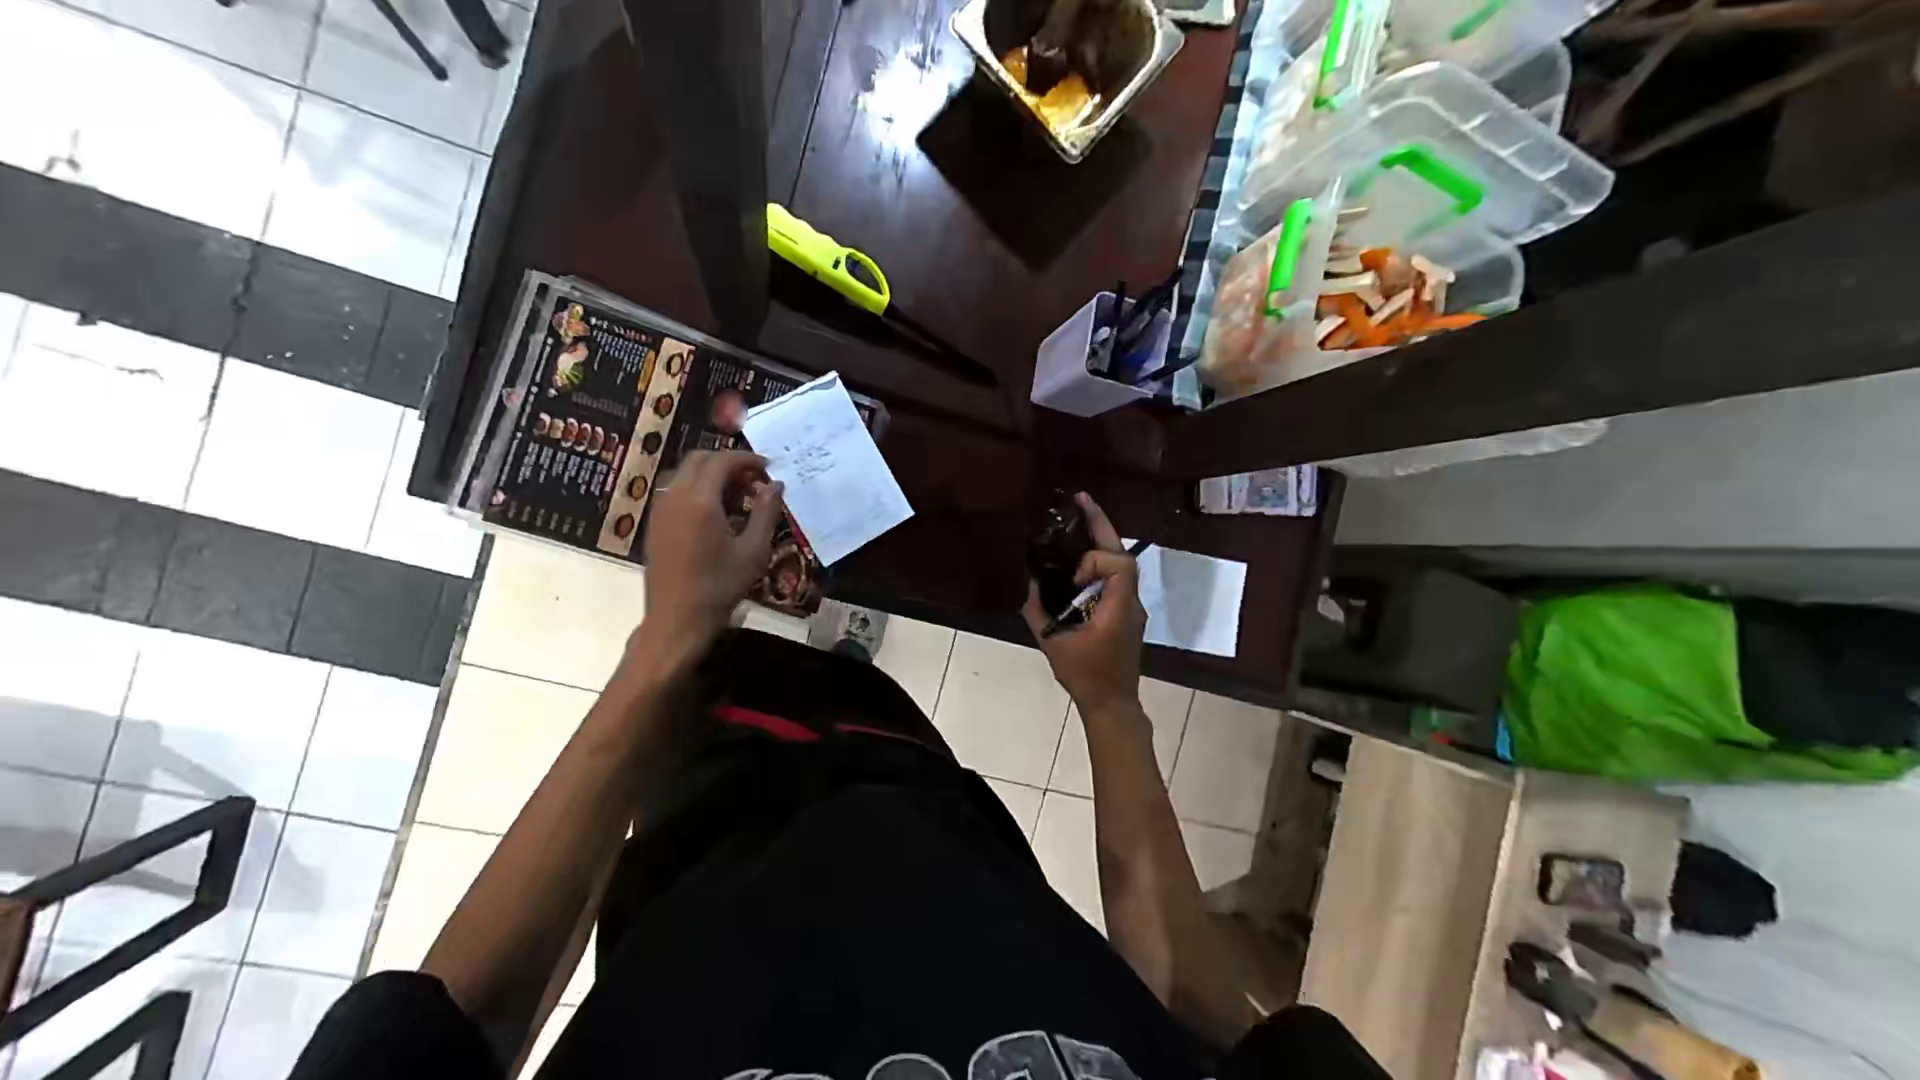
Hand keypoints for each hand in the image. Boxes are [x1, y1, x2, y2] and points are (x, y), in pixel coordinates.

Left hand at [639, 450, 784, 648]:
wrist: (678, 618)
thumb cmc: (720, 586)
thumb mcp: (753, 550)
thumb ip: (766, 512)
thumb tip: (777, 485)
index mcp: (699, 499)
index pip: (722, 460)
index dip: (747, 459)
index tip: (768, 467)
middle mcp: (675, 496)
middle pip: (700, 459)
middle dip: (728, 462)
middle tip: (754, 479)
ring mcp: (660, 509)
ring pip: (685, 474)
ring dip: (712, 475)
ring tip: (738, 496)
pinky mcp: (655, 523)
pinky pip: (676, 491)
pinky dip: (698, 489)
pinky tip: (717, 513)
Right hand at [1021, 492, 1144, 716]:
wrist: (1112, 703)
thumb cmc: (1085, 676)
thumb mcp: (1053, 644)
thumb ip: (1038, 612)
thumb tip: (1030, 585)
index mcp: (1118, 607)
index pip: (1120, 564)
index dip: (1096, 559)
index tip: (1074, 576)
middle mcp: (1130, 601)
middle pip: (1123, 553)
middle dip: (1102, 524)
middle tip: (1081, 499)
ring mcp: (1131, 607)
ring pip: (1121, 564)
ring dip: (1100, 543)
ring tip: (1078, 524)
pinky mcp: (1126, 613)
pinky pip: (1115, 579)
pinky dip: (1099, 565)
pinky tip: (1078, 563)